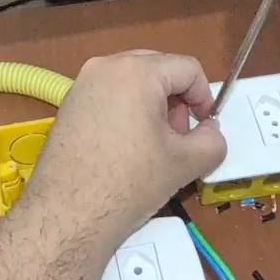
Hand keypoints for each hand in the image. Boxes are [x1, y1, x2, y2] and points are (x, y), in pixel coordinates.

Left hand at [21, 51, 227, 238]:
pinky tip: (126, 148)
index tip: (205, 127)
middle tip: (180, 136)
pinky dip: (126, 112)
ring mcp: (81, 84)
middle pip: (157, 69)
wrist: (68, 213)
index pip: (187, 68)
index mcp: (137, 70)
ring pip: (132, 82)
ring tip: (154, 145)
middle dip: (177, 99)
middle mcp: (105, 66)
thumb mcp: (184, 163)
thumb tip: (210, 131)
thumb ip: (212, 140)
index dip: (205, 97)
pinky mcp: (67, 105)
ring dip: (152, 105)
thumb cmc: (130, 182)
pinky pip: (109, 95)